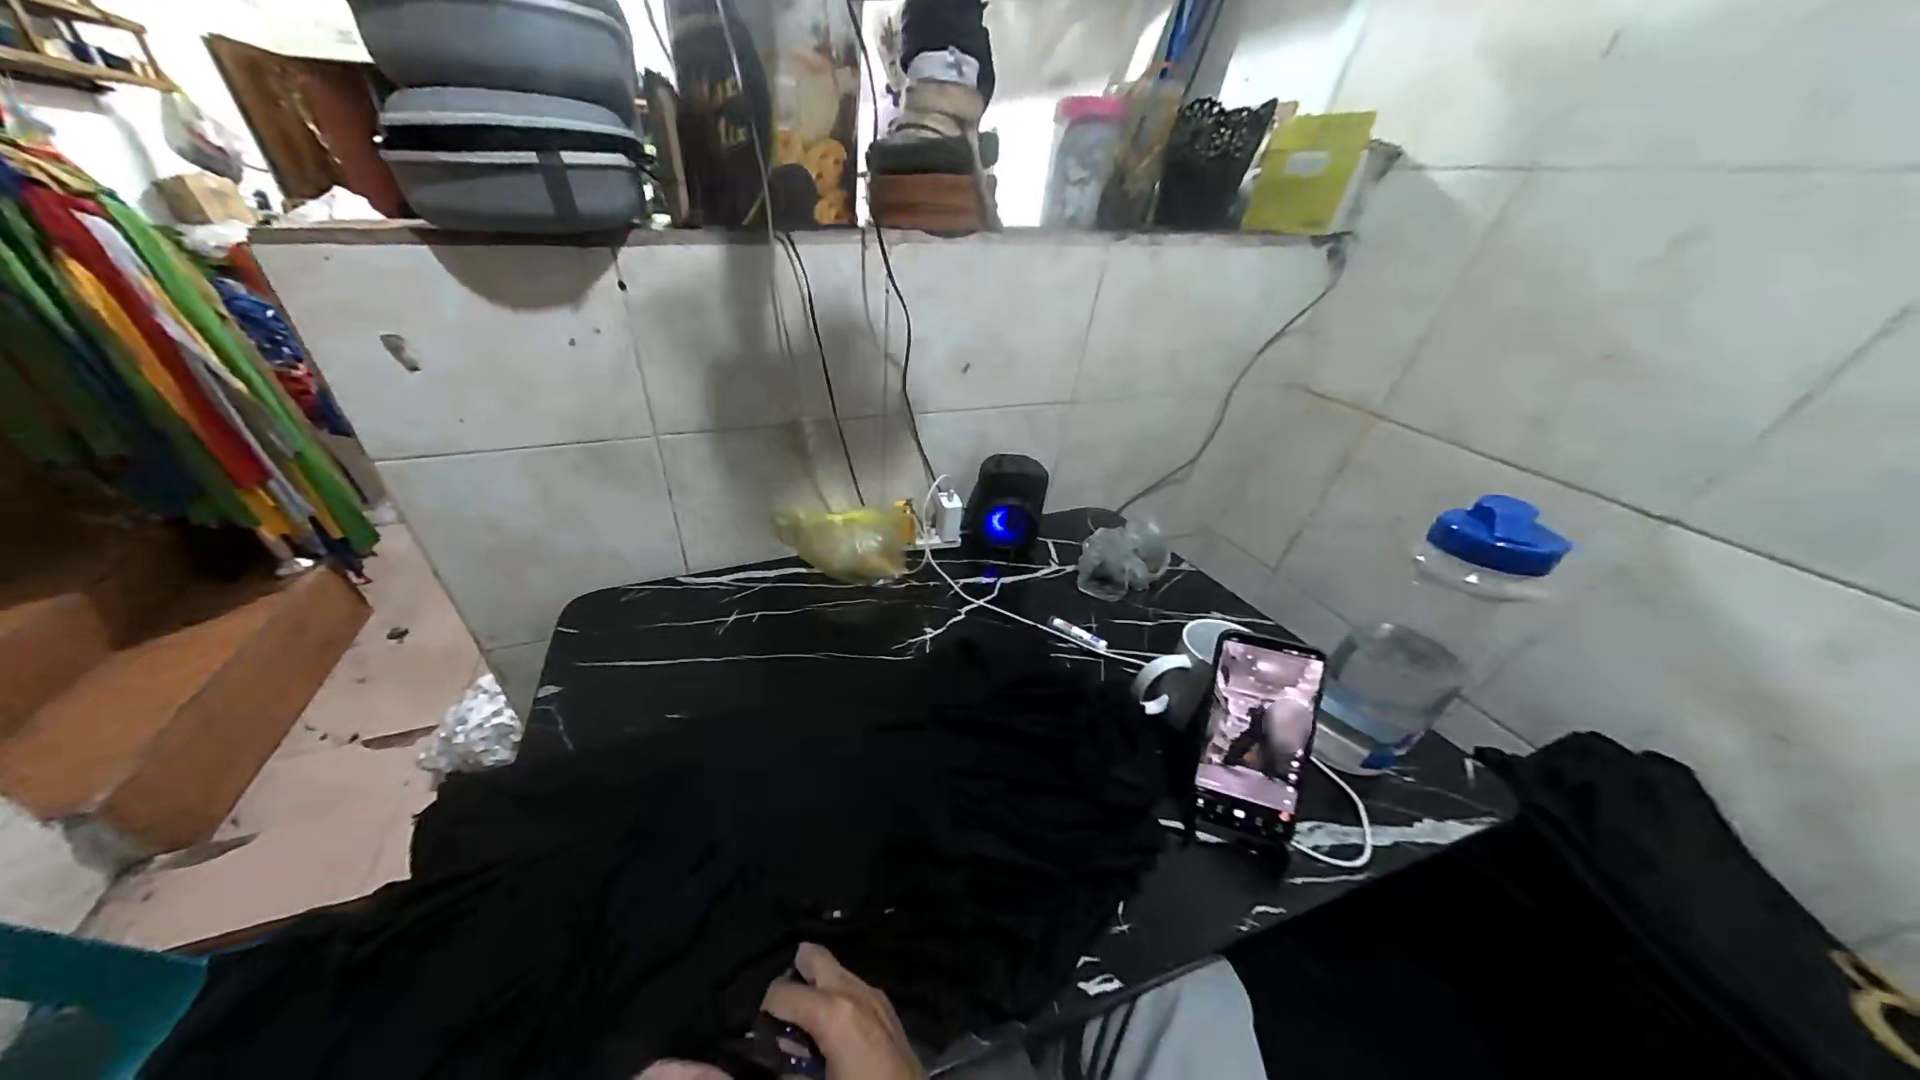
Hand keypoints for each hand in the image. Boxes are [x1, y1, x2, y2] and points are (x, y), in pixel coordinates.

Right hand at [762, 943, 926, 1079]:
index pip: (783, 992)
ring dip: (815, 985)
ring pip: (836, 970)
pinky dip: (835, 995)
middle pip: (816, 956)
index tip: (760, 1029)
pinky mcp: (886, 1007)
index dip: (765, 1008)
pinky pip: (852, 987)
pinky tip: (828, 1028)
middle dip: (793, 970)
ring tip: (800, 1020)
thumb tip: (768, 1047)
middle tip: (779, 1004)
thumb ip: (789, 1064)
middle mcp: (854, 991)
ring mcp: (874, 995)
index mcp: (833, 1012)